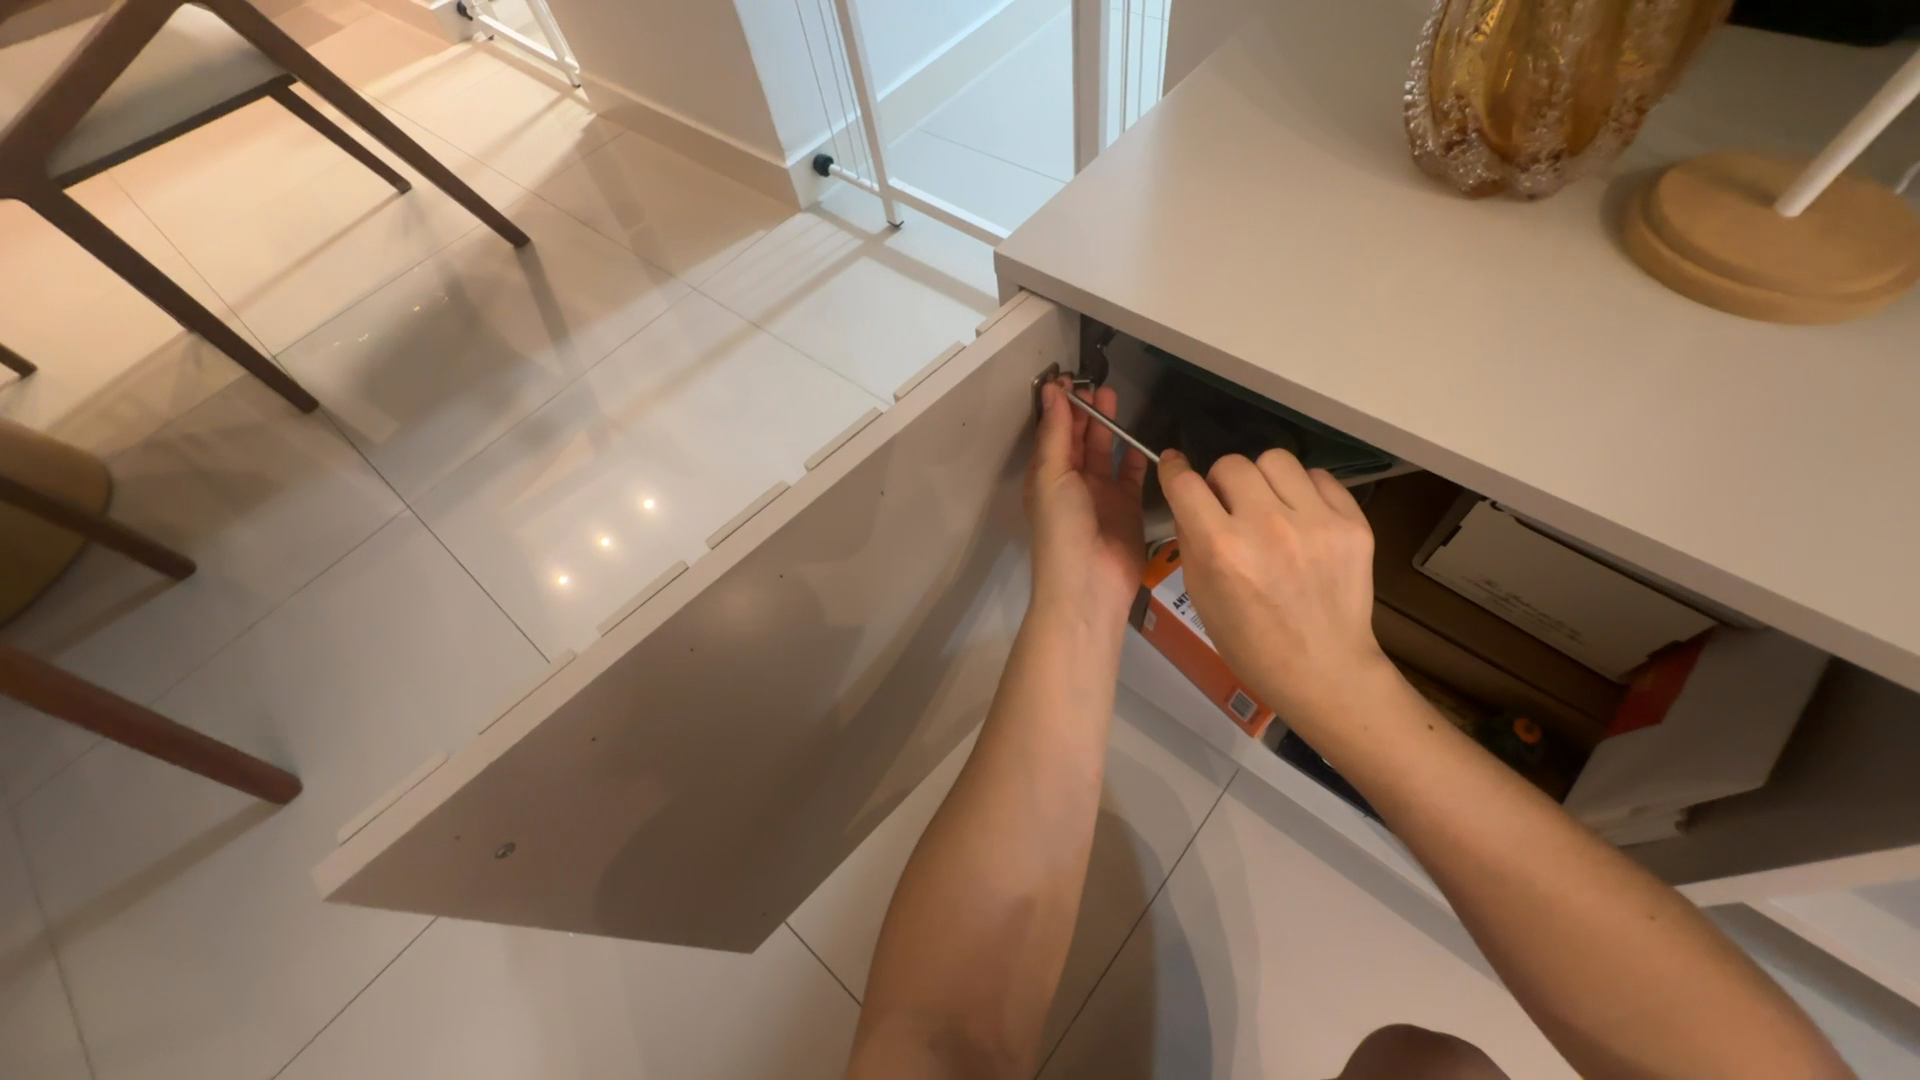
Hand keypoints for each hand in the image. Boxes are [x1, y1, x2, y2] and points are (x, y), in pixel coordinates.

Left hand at [1027, 378, 1147, 624]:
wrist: (1089, 584)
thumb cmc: (1063, 529)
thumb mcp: (1052, 476)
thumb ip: (1056, 433)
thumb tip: (1053, 391)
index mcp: (1046, 477)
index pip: (1052, 433)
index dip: (1059, 406)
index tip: (1068, 377)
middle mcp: (1071, 484)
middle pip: (1078, 439)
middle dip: (1084, 412)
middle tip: (1095, 383)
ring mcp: (1101, 496)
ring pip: (1104, 452)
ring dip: (1108, 426)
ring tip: (1112, 397)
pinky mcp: (1128, 508)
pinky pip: (1133, 476)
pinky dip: (1137, 457)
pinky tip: (1142, 437)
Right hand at [1158, 447, 1390, 720]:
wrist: (1323, 669)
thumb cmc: (1249, 642)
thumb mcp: (1201, 594)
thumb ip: (1191, 540)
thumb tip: (1189, 500)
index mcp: (1221, 549)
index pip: (1185, 484)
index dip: (1174, 470)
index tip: (1174, 466)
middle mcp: (1265, 525)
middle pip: (1231, 464)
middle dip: (1221, 482)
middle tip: (1228, 507)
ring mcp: (1314, 521)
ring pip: (1276, 460)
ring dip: (1262, 479)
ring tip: (1268, 506)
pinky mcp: (1352, 523)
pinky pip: (1318, 477)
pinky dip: (1303, 491)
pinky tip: (1301, 518)